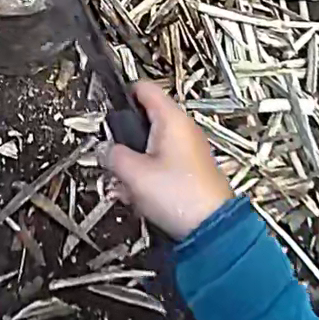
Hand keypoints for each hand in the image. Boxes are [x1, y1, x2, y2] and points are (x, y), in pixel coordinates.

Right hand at [105, 81, 233, 239]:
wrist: (214, 231)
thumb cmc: (180, 197)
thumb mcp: (135, 174)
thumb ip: (113, 155)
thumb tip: (105, 149)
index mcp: (171, 118)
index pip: (144, 88)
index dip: (123, 94)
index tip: (108, 109)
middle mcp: (183, 127)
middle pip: (145, 119)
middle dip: (126, 140)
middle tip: (115, 158)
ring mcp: (189, 148)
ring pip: (151, 144)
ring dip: (135, 162)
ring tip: (127, 185)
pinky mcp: (191, 168)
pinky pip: (162, 161)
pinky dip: (149, 174)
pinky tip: (141, 197)